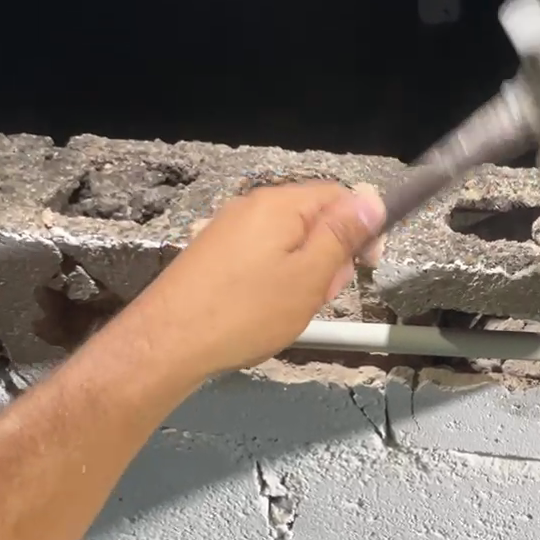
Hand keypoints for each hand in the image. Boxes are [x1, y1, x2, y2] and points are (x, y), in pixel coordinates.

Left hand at [129, 182, 383, 375]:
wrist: (168, 344)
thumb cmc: (245, 313)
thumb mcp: (309, 276)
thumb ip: (342, 235)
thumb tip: (371, 198)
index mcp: (279, 205)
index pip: (339, 195)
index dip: (363, 227)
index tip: (367, 264)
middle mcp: (251, 207)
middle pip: (313, 217)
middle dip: (330, 254)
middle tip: (322, 294)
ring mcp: (228, 229)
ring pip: (288, 240)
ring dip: (304, 270)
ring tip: (293, 307)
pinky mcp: (214, 253)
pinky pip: (262, 255)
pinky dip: (276, 277)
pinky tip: (267, 309)